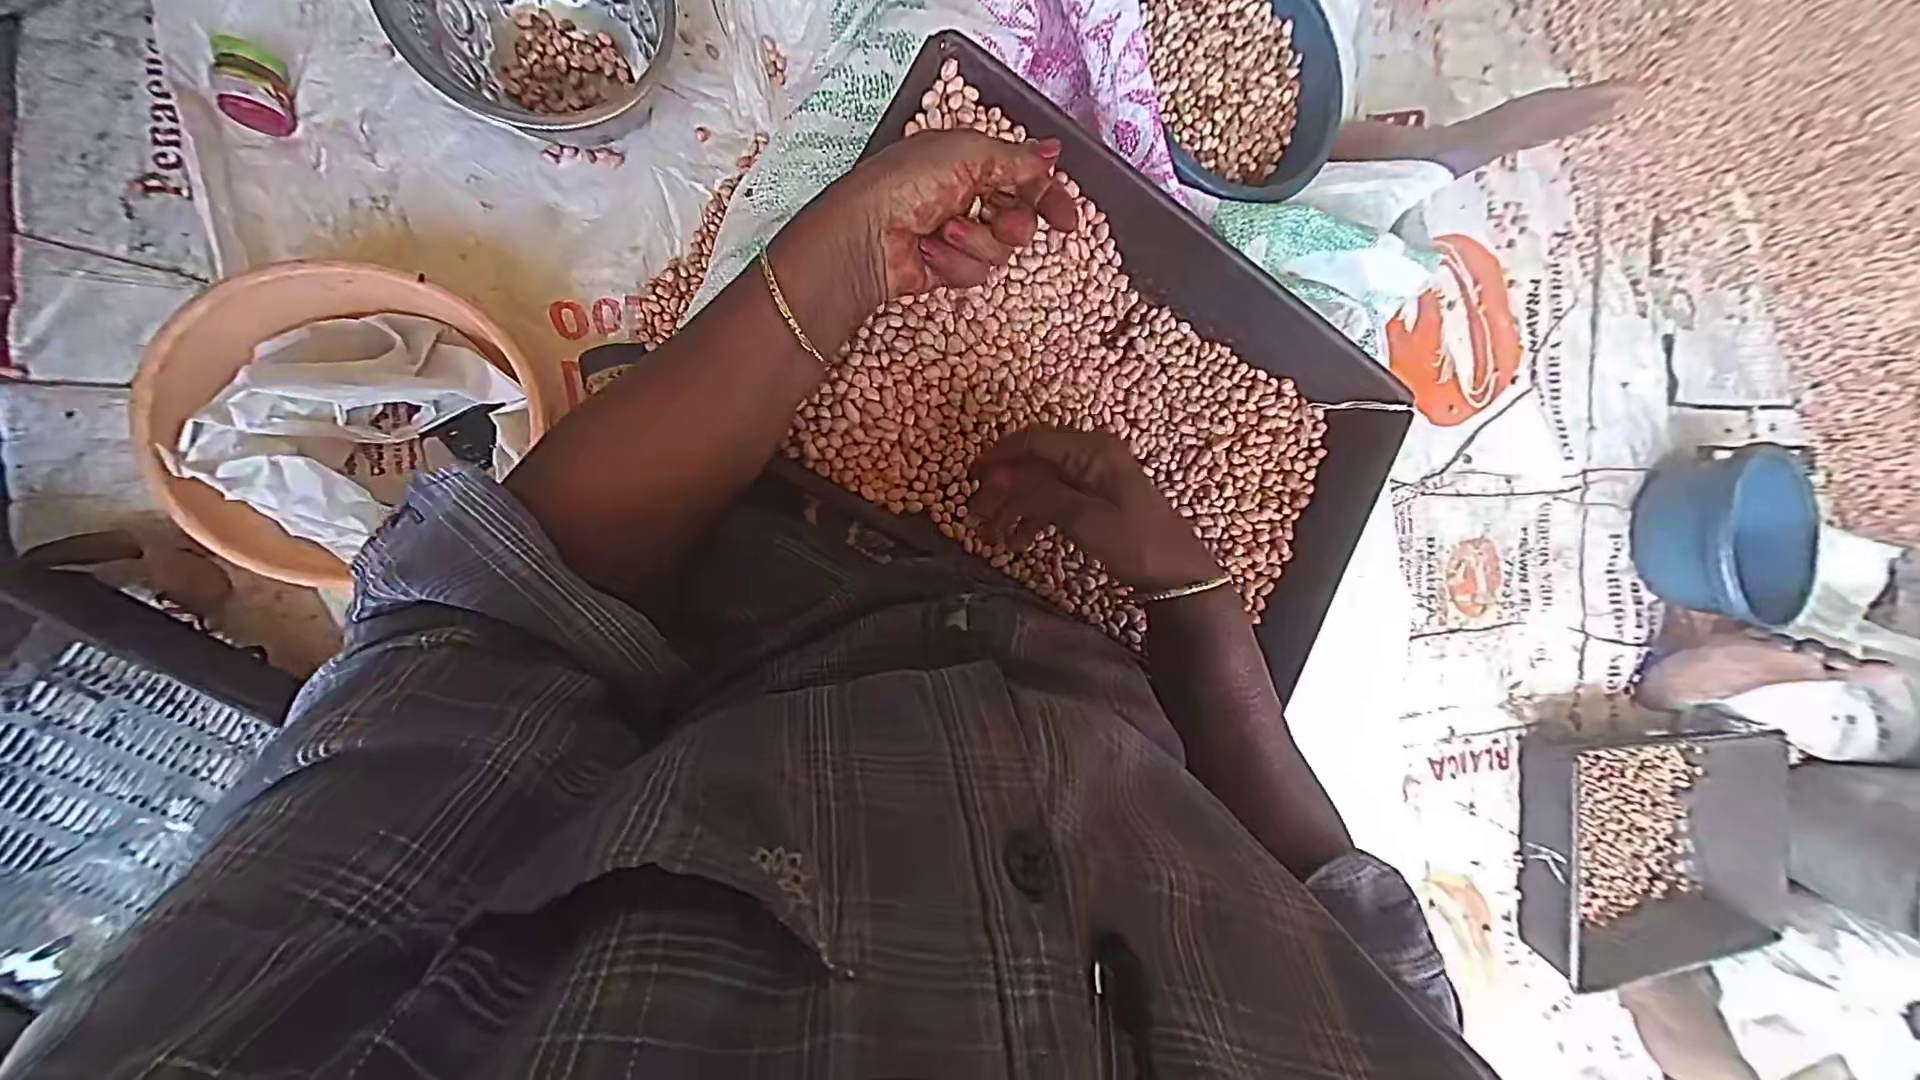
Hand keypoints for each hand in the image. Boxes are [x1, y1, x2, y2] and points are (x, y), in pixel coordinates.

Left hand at [783, 131, 1081, 313]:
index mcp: (975, 163)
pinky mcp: (949, 269)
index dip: (1049, 199)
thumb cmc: (909, 182)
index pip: (1026, 181)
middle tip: (994, 222)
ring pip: (999, 254)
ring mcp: (960, 237)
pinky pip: (974, 274)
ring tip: (943, 232)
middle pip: (1020, 224)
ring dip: (974, 244)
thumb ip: (1018, 160)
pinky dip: (953, 264)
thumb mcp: (970, 154)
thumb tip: (1053, 155)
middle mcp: (971, 199)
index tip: (1068, 222)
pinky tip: (927, 252)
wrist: (869, 234)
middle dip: (1010, 226)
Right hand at [969, 427, 1222, 590]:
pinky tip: (1018, 541)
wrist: (1178, 575)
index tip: (970, 475)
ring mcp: (1095, 476)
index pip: (1033, 441)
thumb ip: (1039, 494)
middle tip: (977, 515)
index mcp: (1093, 450)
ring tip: (991, 534)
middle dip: (1002, 487)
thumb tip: (997, 476)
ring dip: (1014, 506)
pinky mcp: (1096, 497)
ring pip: (1040, 482)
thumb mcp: (1084, 519)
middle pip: (1033, 462)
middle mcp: (1092, 454)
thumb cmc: (1135, 544)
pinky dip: (1034, 516)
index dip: (998, 456)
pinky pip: (1055, 498)